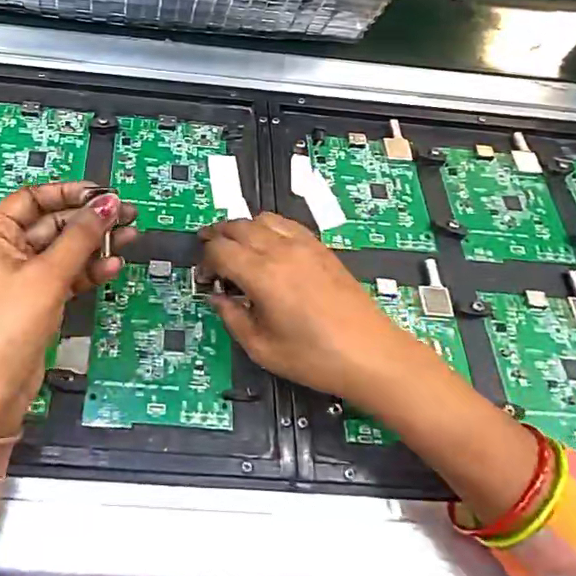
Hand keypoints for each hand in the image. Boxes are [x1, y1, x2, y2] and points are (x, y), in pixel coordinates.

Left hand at [0, 183, 138, 436]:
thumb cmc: (7, 326)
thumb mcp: (47, 275)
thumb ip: (81, 236)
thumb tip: (109, 202)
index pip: (33, 198)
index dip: (69, 192)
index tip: (103, 193)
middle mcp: (7, 250)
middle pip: (54, 222)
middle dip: (90, 219)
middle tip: (128, 215)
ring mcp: (24, 277)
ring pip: (65, 249)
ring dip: (96, 243)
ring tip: (131, 236)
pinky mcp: (39, 300)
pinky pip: (68, 275)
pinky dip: (89, 270)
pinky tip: (113, 265)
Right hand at [199, 213, 437, 404]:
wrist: (370, 354)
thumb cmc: (315, 357)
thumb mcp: (262, 348)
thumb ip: (232, 318)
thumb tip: (217, 299)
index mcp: (262, 274)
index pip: (220, 250)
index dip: (205, 262)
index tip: (204, 279)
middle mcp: (281, 250)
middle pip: (237, 226)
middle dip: (217, 236)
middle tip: (209, 253)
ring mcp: (304, 245)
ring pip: (262, 218)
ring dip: (242, 228)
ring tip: (235, 246)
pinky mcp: (321, 248)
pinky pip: (287, 223)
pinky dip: (268, 227)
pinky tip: (268, 245)